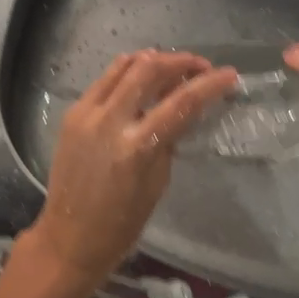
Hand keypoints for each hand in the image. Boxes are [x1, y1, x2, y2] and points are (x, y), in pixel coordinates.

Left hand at [27, 50, 237, 283]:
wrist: (69, 237)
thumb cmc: (121, 223)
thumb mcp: (157, 183)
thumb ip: (169, 140)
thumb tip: (183, 109)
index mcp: (136, 147)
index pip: (181, 103)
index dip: (209, 84)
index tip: (229, 73)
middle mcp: (109, 121)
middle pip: (148, 69)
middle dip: (178, 61)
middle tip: (199, 66)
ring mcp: (86, 112)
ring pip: (122, 66)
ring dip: (152, 60)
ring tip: (173, 66)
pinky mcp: (72, 112)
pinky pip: (104, 80)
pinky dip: (127, 72)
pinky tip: (142, 77)